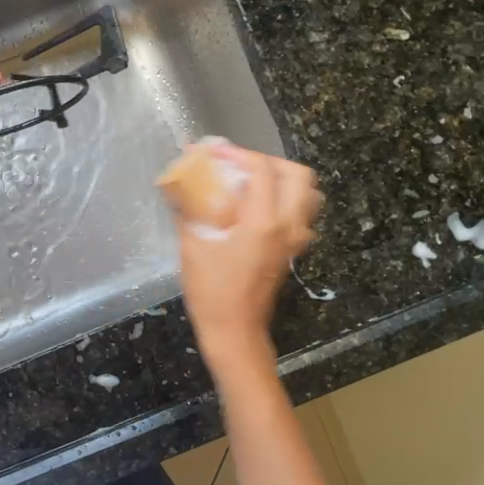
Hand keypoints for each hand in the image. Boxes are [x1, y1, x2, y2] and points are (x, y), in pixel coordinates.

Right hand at [163, 140, 321, 358]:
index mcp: (264, 221)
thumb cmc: (211, 291)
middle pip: (298, 174)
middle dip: (267, 163)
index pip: (261, 170)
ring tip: (251, 186)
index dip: (236, 154)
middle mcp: (288, 226)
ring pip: (307, 194)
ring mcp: (295, 240)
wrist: (233, 330)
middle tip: (237, 168)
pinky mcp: (292, 252)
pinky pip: (300, 215)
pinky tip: (255, 211)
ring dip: (282, 181)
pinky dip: (283, 202)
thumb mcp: (193, 246)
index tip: (212, 153)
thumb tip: (177, 182)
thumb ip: (190, 209)